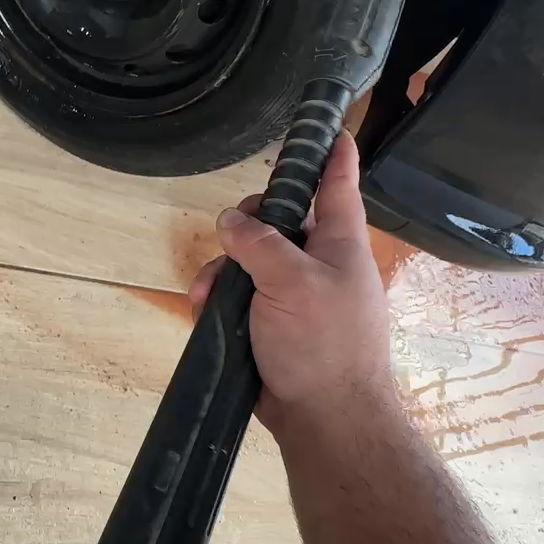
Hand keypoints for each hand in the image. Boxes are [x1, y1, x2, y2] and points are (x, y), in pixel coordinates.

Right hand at [187, 133, 399, 436]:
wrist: (324, 416)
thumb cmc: (322, 342)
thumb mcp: (291, 282)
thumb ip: (259, 244)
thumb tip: (231, 220)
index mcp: (337, 241)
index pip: (337, 183)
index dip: (332, 153)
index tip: (330, 126)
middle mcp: (316, 261)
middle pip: (275, 221)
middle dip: (242, 228)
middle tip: (227, 242)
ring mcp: (291, 294)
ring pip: (247, 260)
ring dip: (222, 271)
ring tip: (207, 297)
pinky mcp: (269, 322)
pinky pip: (238, 296)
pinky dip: (219, 300)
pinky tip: (205, 311)